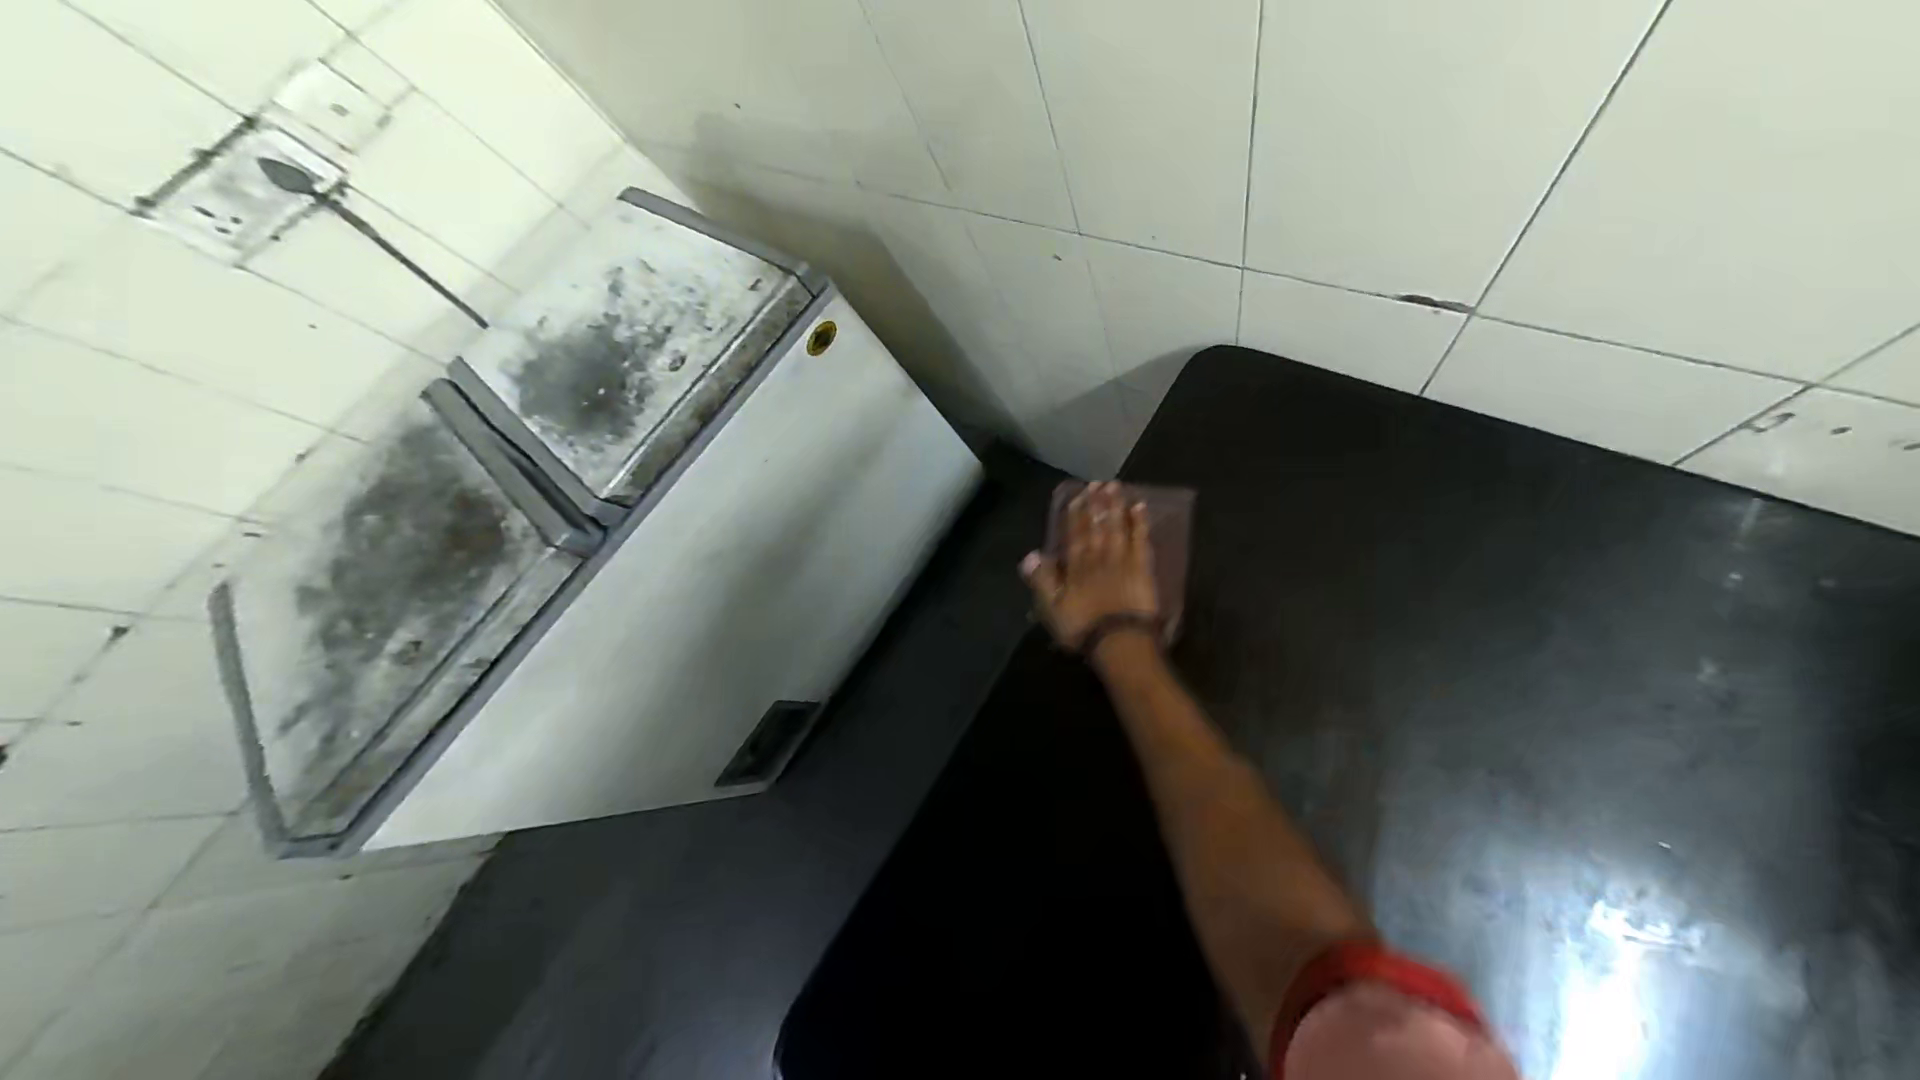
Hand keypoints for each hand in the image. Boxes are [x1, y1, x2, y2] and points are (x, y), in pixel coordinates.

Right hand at [1020, 482, 1158, 650]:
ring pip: (1117, 527)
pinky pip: (1141, 541)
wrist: (1120, 642)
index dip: (1074, 514)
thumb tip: (1030, 555)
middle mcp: (1098, 557)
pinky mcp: (1142, 569)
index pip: (1074, 535)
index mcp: (1076, 567)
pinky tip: (1140, 507)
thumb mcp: (1052, 609)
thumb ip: (1042, 581)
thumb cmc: (1083, 628)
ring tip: (1114, 486)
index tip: (1076, 496)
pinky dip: (1140, 523)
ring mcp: (1122, 561)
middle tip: (1097, 483)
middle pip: (1096, 526)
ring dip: (1115, 506)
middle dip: (1096, 504)